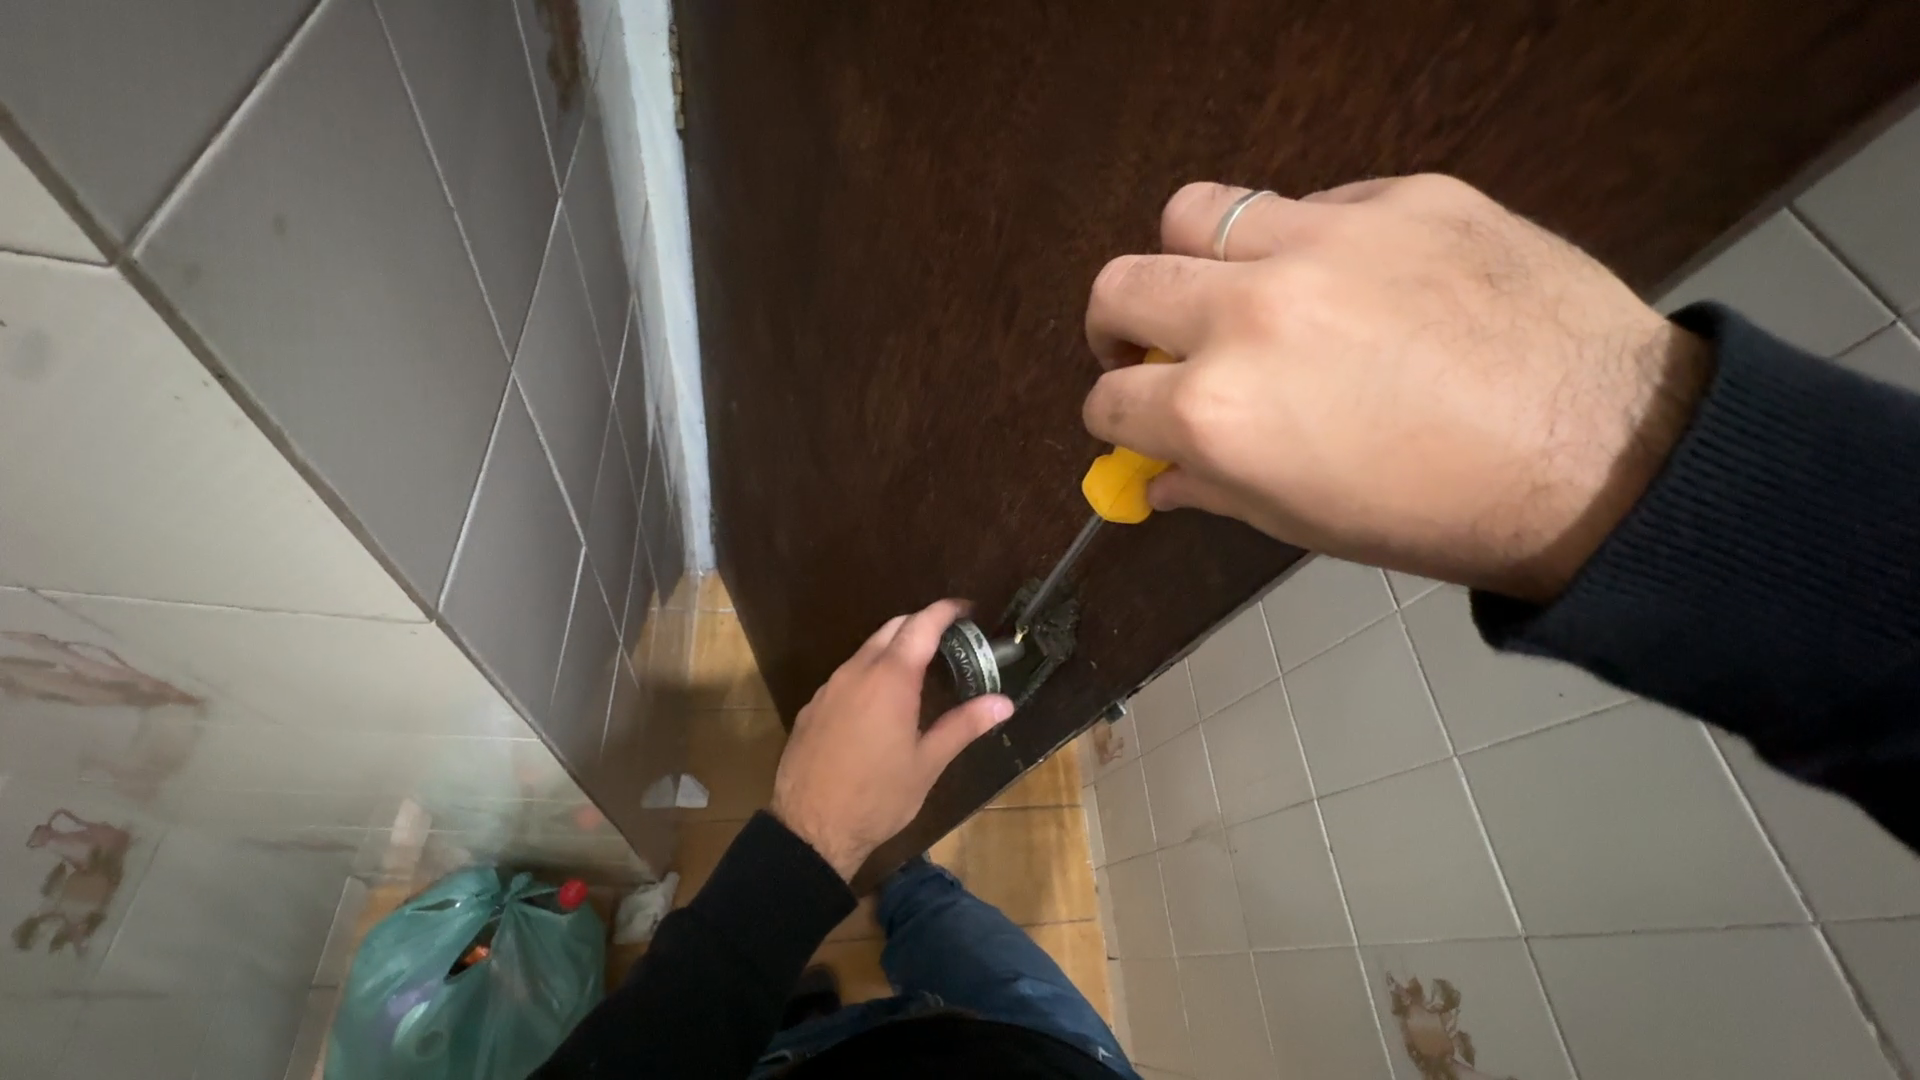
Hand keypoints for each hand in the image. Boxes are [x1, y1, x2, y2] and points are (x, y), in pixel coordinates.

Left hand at [769, 599, 1013, 880]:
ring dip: (894, 648)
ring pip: (866, 650)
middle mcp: (857, 671)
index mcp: (891, 679)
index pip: (921, 625)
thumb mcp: (928, 763)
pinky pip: (847, 674)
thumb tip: (1004, 703)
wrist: (810, 828)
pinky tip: (881, 703)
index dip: (945, 611)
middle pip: (892, 628)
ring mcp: (829, 687)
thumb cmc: (878, 796)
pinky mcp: (813, 706)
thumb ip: (965, 725)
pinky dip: (870, 672)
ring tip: (920, 670)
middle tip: (949, 640)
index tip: (966, 610)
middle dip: (921, 624)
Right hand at [1083, 175, 1711, 601]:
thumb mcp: (1292, 520)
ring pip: (1191, 213)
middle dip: (1115, 328)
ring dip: (1188, 261)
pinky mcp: (1401, 196)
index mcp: (1215, 411)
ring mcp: (1324, 241)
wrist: (1598, 458)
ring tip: (1230, 291)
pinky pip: (1307, 205)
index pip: (1108, 400)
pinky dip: (1298, 245)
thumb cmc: (1426, 514)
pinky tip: (1347, 283)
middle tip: (1149, 348)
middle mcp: (1248, 314)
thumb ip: (1204, 486)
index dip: (1114, 420)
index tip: (1135, 422)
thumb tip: (1154, 476)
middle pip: (1118, 287)